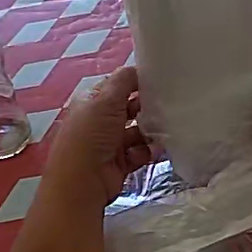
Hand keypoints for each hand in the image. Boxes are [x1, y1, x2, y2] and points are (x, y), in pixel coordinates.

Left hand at [45, 66, 152, 210]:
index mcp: (91, 103)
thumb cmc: (91, 135)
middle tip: (168, 104)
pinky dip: (149, 151)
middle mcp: (99, 122)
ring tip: (166, 128)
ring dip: (151, 131)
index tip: (159, 81)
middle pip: (128, 109)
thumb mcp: (105, 100)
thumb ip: (123, 81)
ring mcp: (109, 144)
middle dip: (146, 107)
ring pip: (136, 132)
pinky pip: (140, 153)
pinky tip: (157, 150)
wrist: (82, 182)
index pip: (116, 88)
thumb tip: (136, 69)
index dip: (135, 83)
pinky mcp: (120, 163)